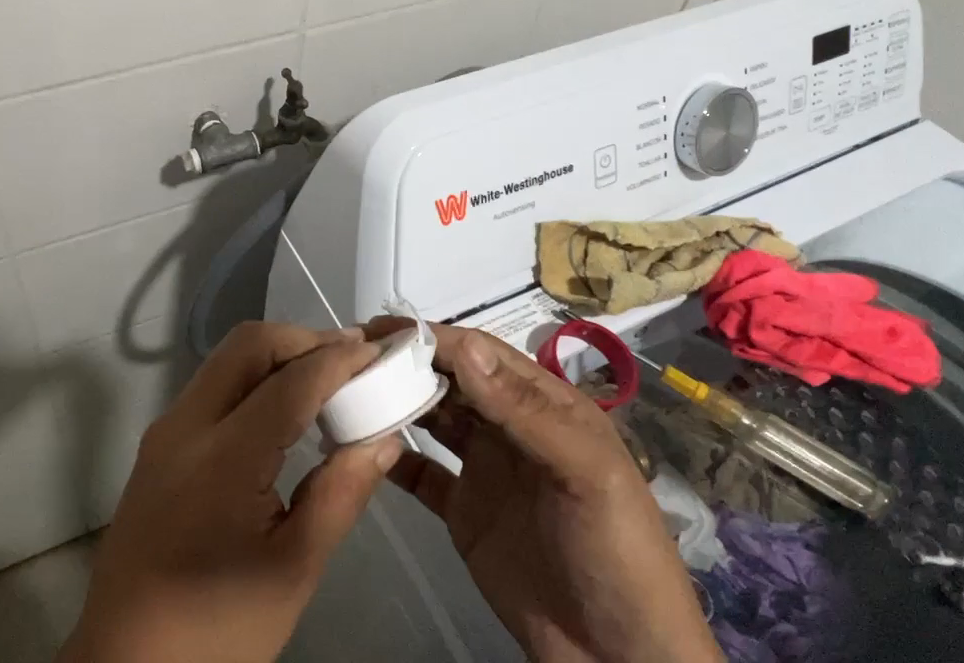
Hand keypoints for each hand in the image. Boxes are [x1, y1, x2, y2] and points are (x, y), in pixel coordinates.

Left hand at [60, 322, 401, 662]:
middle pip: (247, 346)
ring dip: (277, 357)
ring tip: (328, 381)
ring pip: (225, 361)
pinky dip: (253, 380)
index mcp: (222, 458)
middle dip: (304, 340)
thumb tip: (385, 438)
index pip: (290, 382)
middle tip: (354, 361)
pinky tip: (284, 411)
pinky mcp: (157, 447)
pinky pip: (211, 388)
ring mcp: (164, 433)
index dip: (340, 360)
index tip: (382, 351)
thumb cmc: (217, 627)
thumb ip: (341, 494)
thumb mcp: (293, 569)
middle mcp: (185, 427)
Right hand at [369, 318, 721, 662]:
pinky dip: (390, 456)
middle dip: (406, 362)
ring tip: (346, 390)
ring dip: (395, 402)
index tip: (381, 332)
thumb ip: (523, 410)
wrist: (617, 656)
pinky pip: (420, 474)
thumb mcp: (582, 471)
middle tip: (349, 355)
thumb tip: (462, 346)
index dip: (434, 338)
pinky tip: (355, 445)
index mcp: (546, 407)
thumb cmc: (614, 551)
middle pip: (451, 380)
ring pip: (431, 419)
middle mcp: (511, 428)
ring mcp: (485, 470)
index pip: (481, 355)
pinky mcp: (464, 513)